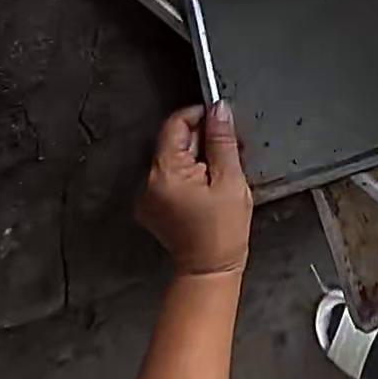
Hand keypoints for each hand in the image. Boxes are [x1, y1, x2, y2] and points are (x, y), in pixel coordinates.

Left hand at [135, 103, 252, 277]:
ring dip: (200, 153)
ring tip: (222, 170)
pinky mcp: (154, 204)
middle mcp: (147, 182)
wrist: (210, 269)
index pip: (175, 124)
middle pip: (174, 140)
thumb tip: (219, 109)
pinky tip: (210, 182)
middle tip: (230, 150)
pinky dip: (192, 170)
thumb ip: (222, 139)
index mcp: (164, 173)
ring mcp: (147, 195)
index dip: (200, 115)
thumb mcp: (229, 177)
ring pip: (175, 155)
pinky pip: (172, 173)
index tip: (222, 119)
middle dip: (204, 138)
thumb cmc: (222, 228)